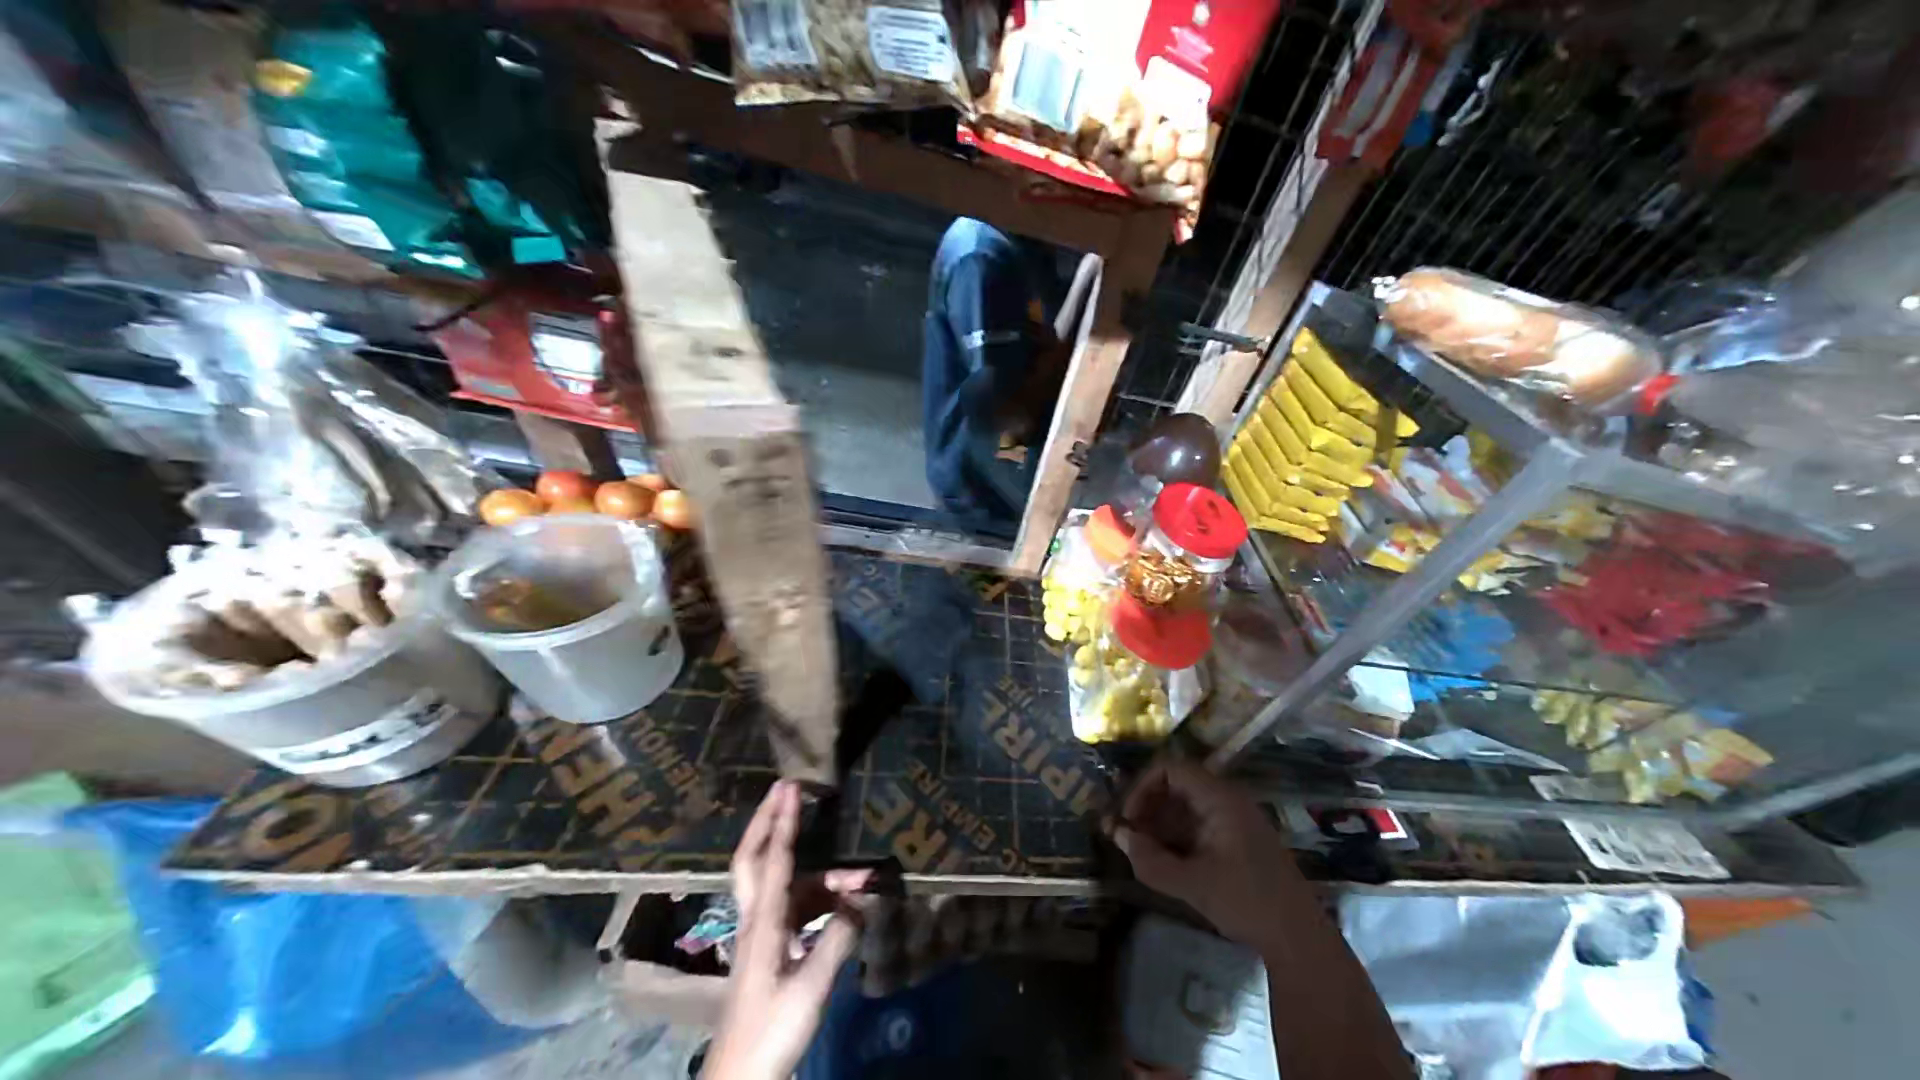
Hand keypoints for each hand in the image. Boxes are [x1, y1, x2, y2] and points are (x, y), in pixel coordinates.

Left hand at [705, 781, 866, 1079]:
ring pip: (788, 885)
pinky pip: (797, 908)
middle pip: (756, 858)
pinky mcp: (770, 948)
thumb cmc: (771, 1032)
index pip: (774, 861)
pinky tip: (848, 906)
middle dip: (770, 821)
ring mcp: (762, 933)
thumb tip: (861, 902)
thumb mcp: (810, 989)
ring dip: (823, 874)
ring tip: (864, 877)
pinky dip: (822, 899)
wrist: (739, 1077)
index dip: (784, 822)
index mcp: (763, 924)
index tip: (790, 787)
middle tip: (788, 791)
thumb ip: (837, 940)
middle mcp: (757, 918)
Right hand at [1112, 761, 1311, 944]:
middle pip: (1175, 788)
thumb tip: (1118, 835)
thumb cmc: (1247, 902)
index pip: (1171, 769)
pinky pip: (1195, 828)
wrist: (1299, 940)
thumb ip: (1150, 859)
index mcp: (1220, 799)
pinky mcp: (1233, 843)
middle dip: (1146, 809)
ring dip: (1157, 826)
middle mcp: (1226, 801)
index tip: (1128, 818)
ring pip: (1183, 810)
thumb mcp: (1192, 883)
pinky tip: (1161, 863)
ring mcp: (1232, 822)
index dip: (1143, 787)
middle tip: (1125, 837)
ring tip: (1138, 852)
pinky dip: (1173, 840)